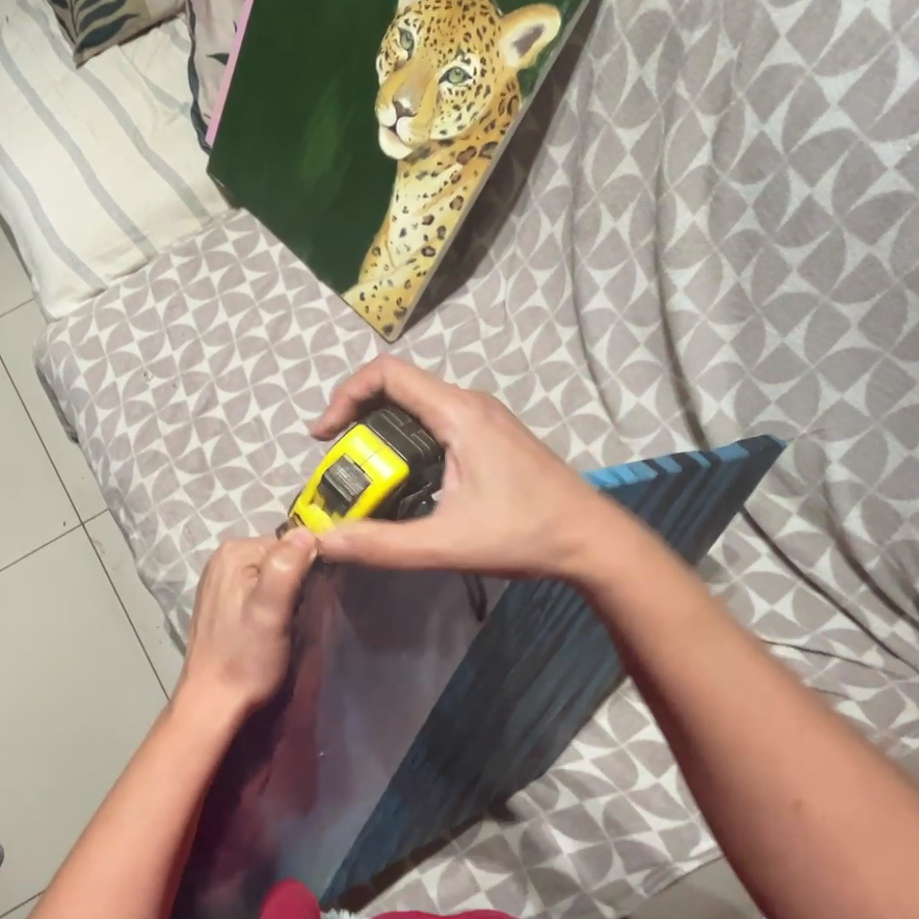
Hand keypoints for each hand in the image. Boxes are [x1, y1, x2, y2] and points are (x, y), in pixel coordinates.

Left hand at [176, 529, 318, 720]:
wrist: (213, 701)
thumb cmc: (245, 659)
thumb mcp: (271, 612)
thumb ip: (286, 568)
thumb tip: (308, 532)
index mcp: (234, 552)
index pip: (291, 543)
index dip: (309, 569)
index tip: (311, 600)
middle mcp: (223, 557)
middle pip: (281, 557)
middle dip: (297, 582)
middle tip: (298, 615)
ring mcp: (220, 579)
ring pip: (273, 574)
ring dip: (286, 596)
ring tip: (286, 623)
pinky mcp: (223, 600)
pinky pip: (260, 588)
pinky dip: (272, 604)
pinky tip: (271, 627)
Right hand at [309, 355, 625, 579]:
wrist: (594, 541)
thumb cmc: (525, 535)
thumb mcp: (445, 544)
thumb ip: (381, 544)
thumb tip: (323, 541)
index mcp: (458, 414)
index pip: (387, 374)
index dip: (345, 395)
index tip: (324, 436)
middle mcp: (469, 404)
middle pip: (397, 387)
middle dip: (356, 417)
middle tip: (338, 461)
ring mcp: (483, 417)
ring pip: (415, 405)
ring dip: (380, 429)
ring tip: (362, 471)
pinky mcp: (490, 435)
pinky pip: (434, 421)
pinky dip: (404, 439)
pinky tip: (402, 478)